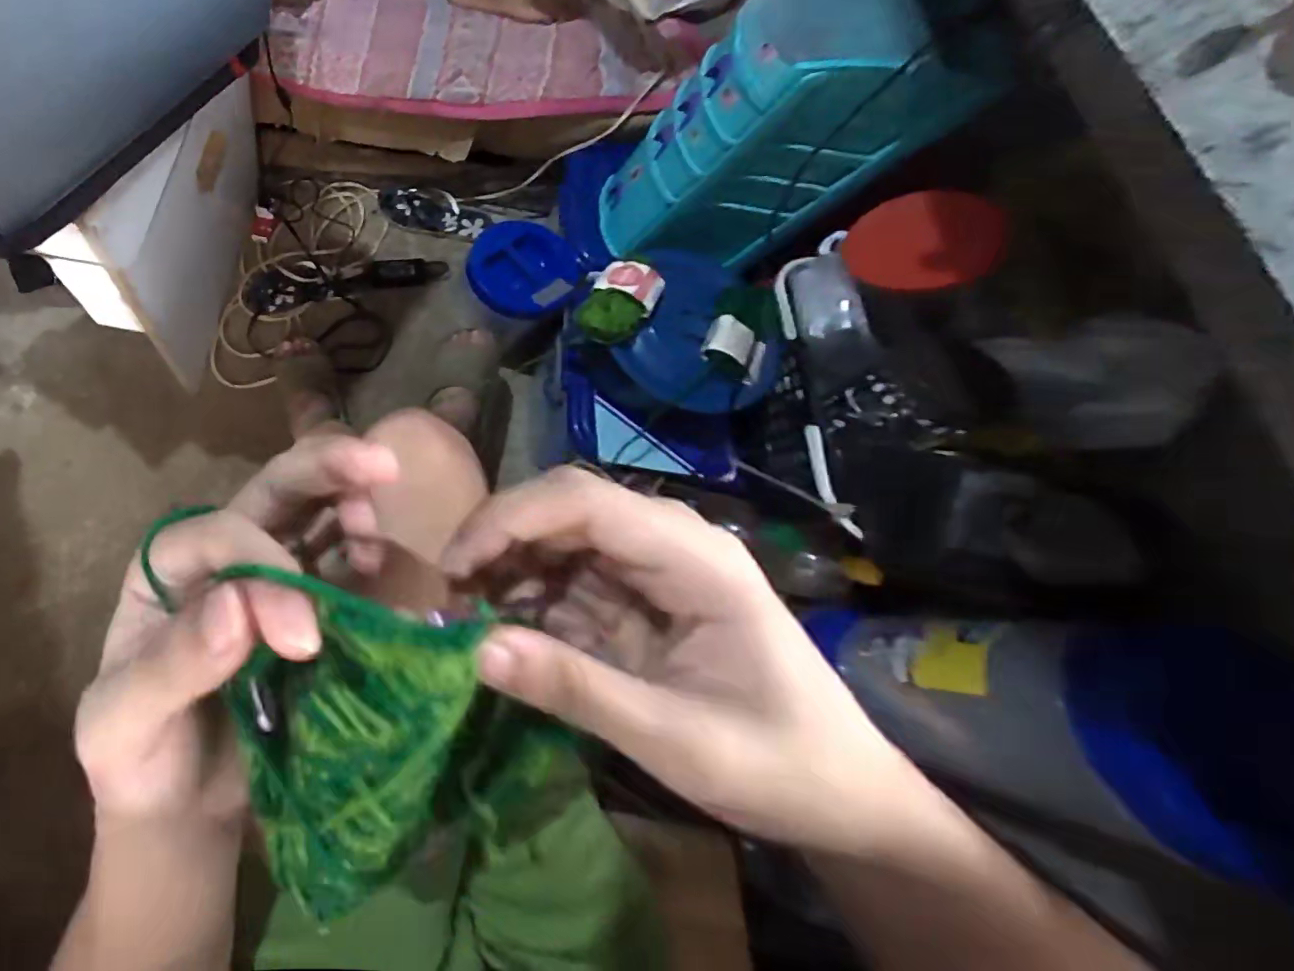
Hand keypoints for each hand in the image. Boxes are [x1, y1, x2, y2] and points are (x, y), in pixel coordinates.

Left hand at [73, 436, 396, 823]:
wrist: (188, 804)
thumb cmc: (143, 760)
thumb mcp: (123, 725)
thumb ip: (170, 666)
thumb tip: (238, 608)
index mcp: (167, 570)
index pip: (220, 534)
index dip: (265, 564)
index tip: (303, 634)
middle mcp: (225, 557)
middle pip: (275, 490)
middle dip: (325, 467)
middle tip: (379, 462)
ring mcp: (277, 575)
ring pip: (317, 511)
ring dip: (352, 503)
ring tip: (374, 530)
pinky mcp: (317, 603)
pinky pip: (345, 562)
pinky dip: (368, 551)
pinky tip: (379, 565)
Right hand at [441, 467, 928, 856]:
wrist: (844, 793)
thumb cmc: (777, 762)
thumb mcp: (674, 738)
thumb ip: (576, 690)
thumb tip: (476, 650)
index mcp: (695, 557)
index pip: (584, 501)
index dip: (508, 520)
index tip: (453, 569)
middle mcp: (673, 543)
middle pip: (568, 508)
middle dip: (501, 540)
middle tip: (450, 596)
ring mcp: (659, 568)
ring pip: (564, 540)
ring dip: (511, 569)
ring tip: (467, 616)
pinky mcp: (645, 598)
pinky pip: (575, 579)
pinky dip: (533, 599)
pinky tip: (508, 629)